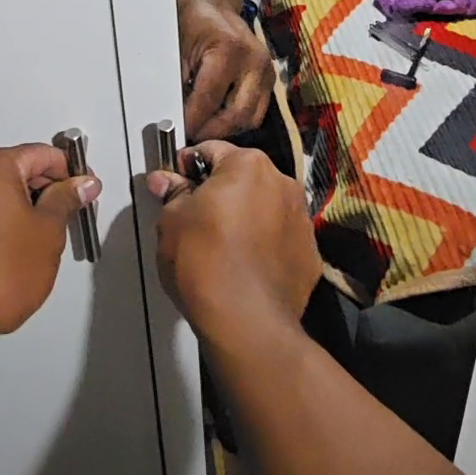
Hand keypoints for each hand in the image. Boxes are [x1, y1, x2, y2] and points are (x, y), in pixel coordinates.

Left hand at [0, 144, 100, 332]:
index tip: (85, 191)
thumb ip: (67, 198)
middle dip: (48, 188)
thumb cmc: (4, 268)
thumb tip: (83, 183)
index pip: (45, 154)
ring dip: (27, 203)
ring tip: (46, 232)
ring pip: (3, 188)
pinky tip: (21, 240)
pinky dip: (6, 215)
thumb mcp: (49, 228)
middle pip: (21, 167)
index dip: (71, 173)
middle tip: (70, 213)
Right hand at [145, 141, 319, 341]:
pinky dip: (264, 245)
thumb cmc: (205, 263)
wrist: (246, 323)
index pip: (210, 151)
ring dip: (246, 217)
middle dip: (220, 192)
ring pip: (264, 207)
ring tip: (221, 247)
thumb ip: (172, 194)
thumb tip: (165, 181)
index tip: (175, 186)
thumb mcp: (172, 221)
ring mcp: (302, 219)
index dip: (187, 168)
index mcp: (248, 164)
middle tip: (195, 220)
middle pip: (243, 177)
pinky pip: (280, 238)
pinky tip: (243, 266)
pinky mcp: (310, 254)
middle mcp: (283, 183)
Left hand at [179, 0, 273, 142]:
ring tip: (203, 130)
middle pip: (237, 116)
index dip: (193, 122)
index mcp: (230, 51)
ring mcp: (267, 72)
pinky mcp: (270, 80)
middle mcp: (255, 63)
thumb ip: (178, 83)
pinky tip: (217, 119)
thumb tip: (174, 117)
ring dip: (225, 130)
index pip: (210, 99)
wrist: (214, 4)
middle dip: (212, 132)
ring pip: (250, 119)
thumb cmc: (193, 21)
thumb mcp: (178, 48)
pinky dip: (236, 120)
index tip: (178, 135)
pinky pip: (255, 112)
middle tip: (190, 139)